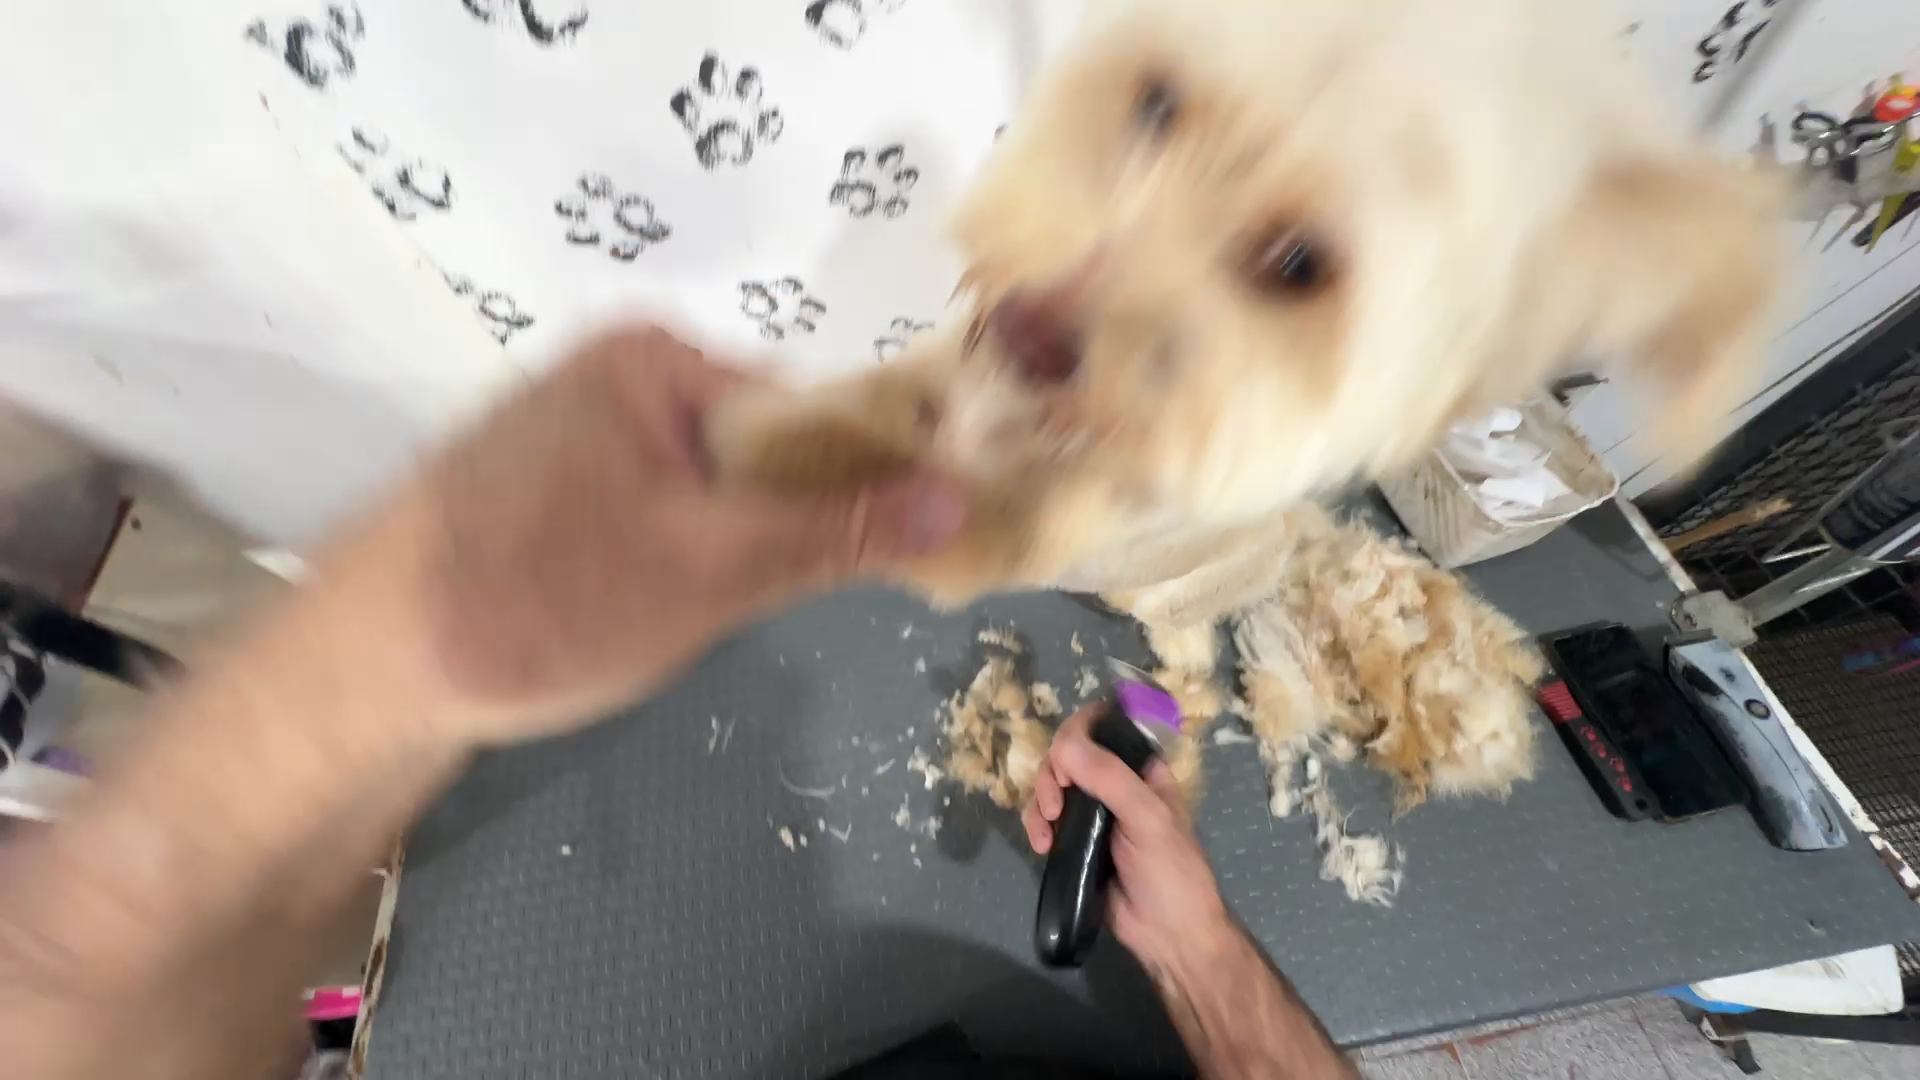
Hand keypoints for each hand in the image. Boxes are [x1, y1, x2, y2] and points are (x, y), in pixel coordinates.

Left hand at [364, 325, 967, 744]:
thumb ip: (843, 532)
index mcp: (661, 360)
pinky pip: (678, 501)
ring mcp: (593, 427)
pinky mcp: (571, 480)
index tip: (910, 537)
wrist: (365, 678)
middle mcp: (627, 374)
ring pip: (726, 481)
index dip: (870, 473)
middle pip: (770, 442)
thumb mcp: (717, 568)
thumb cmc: (545, 600)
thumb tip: (962, 498)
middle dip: (801, 515)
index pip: (812, 406)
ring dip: (751, 538)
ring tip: (724, 597)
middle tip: (796, 586)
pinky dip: (704, 545)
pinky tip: (678, 591)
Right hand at [1022, 705, 1233, 976]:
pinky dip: (1035, 824)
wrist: (1168, 938)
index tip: (1067, 759)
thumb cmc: (1170, 871)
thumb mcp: (1147, 817)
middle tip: (1055, 805)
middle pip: (1068, 753)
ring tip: (1046, 831)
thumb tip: (1062, 745)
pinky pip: (1043, 817)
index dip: (1078, 733)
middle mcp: (1114, 782)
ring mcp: (1092, 812)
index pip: (1103, 726)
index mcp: (1139, 768)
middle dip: (1052, 773)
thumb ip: (1108, 777)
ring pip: (1051, 784)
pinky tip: (1041, 846)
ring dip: (1040, 800)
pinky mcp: (1074, 839)